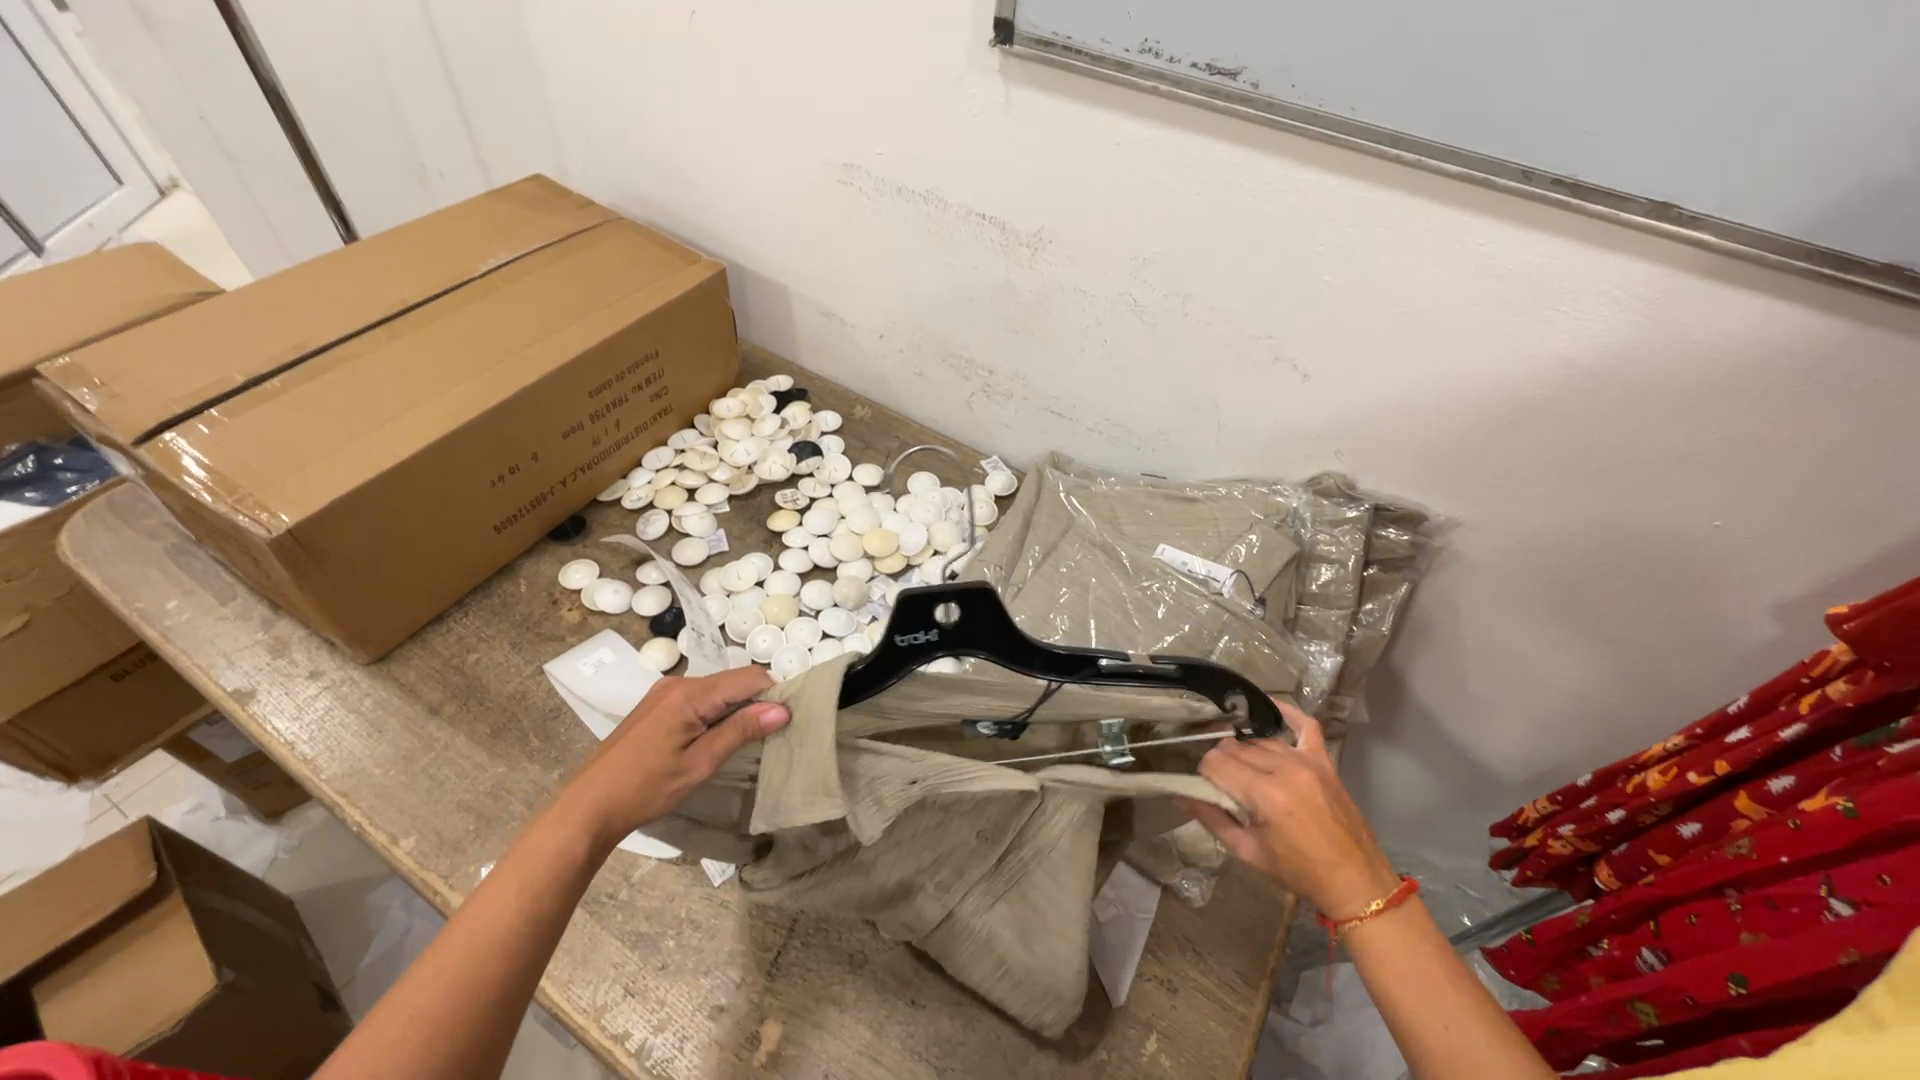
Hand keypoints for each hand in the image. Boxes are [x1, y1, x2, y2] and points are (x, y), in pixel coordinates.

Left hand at [553, 667, 788, 850]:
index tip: (791, 718)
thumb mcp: (700, 763)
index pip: (749, 677)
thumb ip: (741, 731)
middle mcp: (678, 683)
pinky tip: (717, 738)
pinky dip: (716, 712)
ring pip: (717, 690)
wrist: (590, 805)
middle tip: (774, 733)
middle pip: (734, 681)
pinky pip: (699, 699)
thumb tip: (782, 709)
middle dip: (758, 700)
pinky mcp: (657, 706)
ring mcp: (664, 693)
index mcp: (691, 693)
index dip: (775, 692)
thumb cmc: (646, 787)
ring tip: (749, 739)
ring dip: (737, 708)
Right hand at [1188, 701, 1399, 917]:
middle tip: (1224, 786)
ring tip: (1243, 771)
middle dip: (1221, 763)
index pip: (1216, 763)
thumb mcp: (1248, 852)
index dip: (1204, 774)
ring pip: (1261, 741)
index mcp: (1265, 795)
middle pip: (1235, 748)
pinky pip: (1306, 726)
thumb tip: (1181, 797)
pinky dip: (1288, 713)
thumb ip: (1213, 820)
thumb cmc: (1299, 872)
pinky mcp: (1324, 762)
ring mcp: (1308, 762)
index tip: (1206, 789)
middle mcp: (1285, 770)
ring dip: (1245, 752)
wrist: (1354, 880)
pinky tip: (1270, 707)